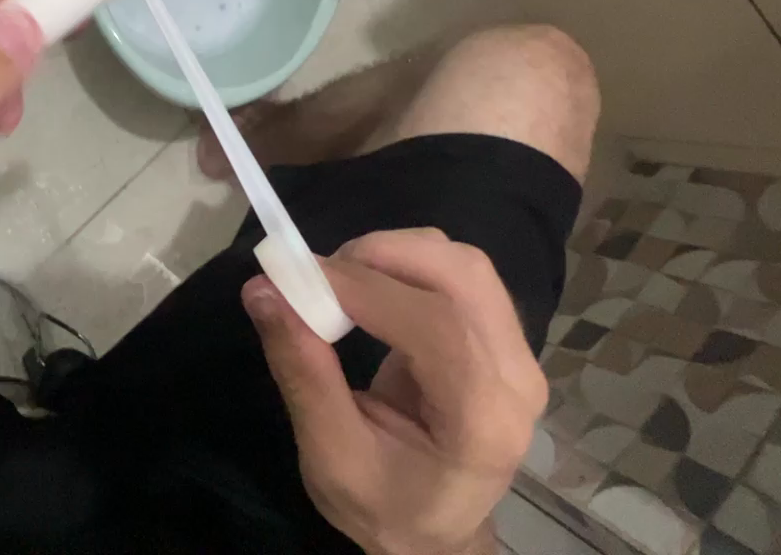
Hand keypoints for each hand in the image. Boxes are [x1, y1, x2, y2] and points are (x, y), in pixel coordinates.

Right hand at [242, 229, 547, 554]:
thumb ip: (302, 372)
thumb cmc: (386, 503)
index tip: (297, 275)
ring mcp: (518, 351)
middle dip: (381, 255)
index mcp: (483, 422)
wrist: (436, 529)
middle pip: (460, 275)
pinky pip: (458, 271)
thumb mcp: (330, 456)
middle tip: (320, 275)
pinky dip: (405, 261)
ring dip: (393, 252)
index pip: (435, 326)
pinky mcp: (502, 333)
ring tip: (343, 282)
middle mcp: (516, 377)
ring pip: (460, 261)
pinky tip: (370, 288)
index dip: (364, 287)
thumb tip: (262, 289)